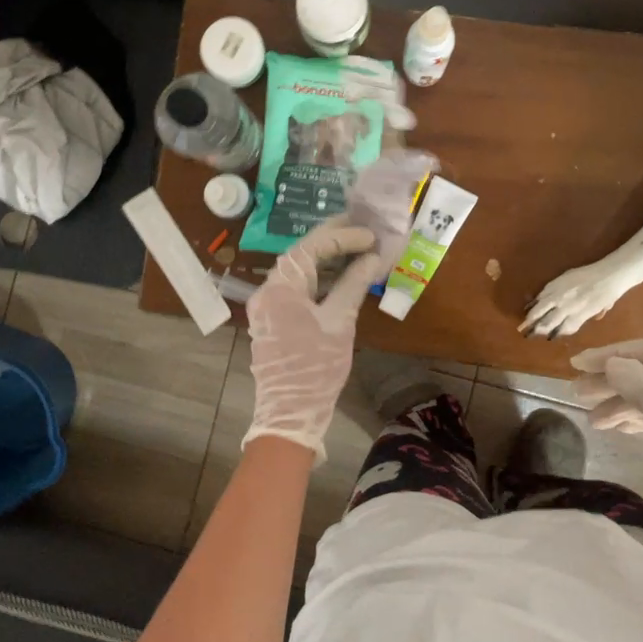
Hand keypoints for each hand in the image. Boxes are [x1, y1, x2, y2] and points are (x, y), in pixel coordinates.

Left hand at [244, 219, 388, 459]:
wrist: (290, 414)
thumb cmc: (315, 367)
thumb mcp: (340, 322)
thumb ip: (354, 284)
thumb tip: (373, 256)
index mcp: (279, 286)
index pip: (312, 246)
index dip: (344, 236)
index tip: (372, 235)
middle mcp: (269, 290)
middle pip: (303, 254)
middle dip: (335, 239)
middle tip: (366, 227)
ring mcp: (270, 305)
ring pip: (302, 271)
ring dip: (330, 259)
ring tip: (361, 247)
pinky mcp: (277, 319)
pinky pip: (300, 289)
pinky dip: (323, 280)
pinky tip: (345, 275)